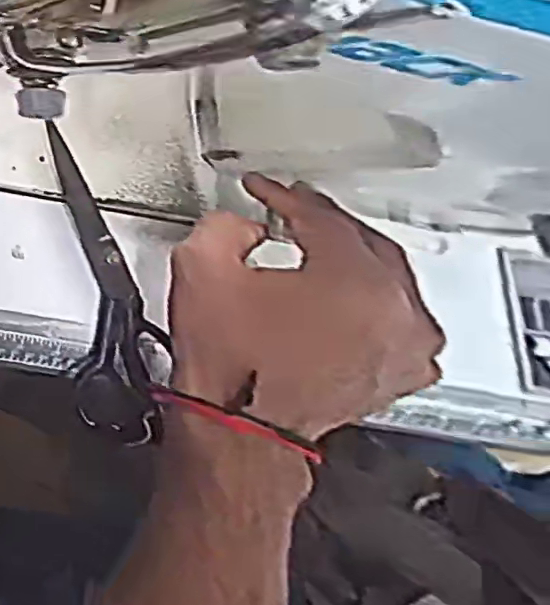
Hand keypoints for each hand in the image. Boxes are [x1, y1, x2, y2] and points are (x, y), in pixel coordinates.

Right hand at [169, 174, 443, 439]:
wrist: (239, 415)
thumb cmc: (227, 353)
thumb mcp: (198, 266)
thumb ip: (222, 226)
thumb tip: (243, 225)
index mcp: (355, 282)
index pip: (322, 219)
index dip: (284, 197)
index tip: (263, 189)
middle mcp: (399, 312)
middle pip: (368, 246)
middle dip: (324, 221)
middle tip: (292, 206)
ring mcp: (407, 346)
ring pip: (387, 282)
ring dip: (349, 258)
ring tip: (311, 246)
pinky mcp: (400, 370)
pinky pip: (393, 318)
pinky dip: (363, 298)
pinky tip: (330, 295)